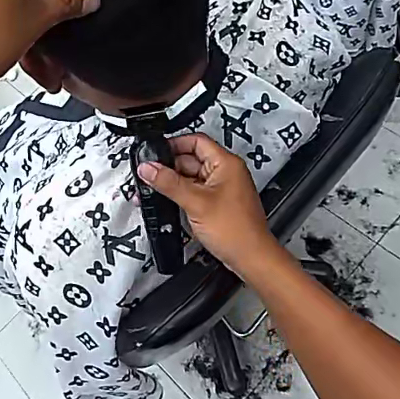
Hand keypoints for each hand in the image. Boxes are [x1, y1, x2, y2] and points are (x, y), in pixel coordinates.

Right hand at [137, 135, 282, 271]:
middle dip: (169, 167)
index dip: (174, 144)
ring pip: (191, 177)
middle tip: (150, 175)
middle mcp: (226, 172)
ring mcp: (222, 188)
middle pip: (190, 159)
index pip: (196, 141)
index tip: (155, 153)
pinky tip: (170, 202)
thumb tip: (149, 168)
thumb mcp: (196, 202)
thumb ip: (169, 183)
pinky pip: (195, 192)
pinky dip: (181, 195)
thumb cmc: (237, 230)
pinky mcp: (218, 203)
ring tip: (156, 190)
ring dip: (173, 183)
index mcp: (226, 163)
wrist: (250, 257)